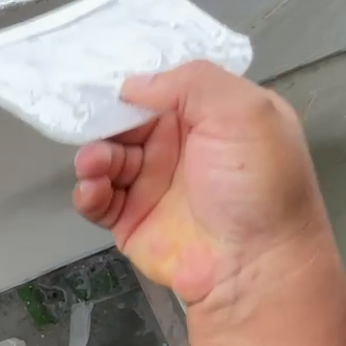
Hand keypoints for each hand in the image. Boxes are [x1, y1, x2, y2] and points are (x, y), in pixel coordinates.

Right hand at [71, 61, 332, 313]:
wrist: (249, 262)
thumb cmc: (257, 184)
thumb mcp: (244, 111)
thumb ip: (191, 83)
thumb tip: (133, 83)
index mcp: (210, 116)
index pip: (162, 91)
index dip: (135, 89)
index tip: (110, 91)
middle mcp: (179, 147)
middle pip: (126, 126)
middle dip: (107, 127)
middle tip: (98, 137)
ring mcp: (152, 185)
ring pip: (107, 161)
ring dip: (94, 161)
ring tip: (92, 167)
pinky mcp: (129, 220)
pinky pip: (98, 201)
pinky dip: (88, 194)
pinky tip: (92, 192)